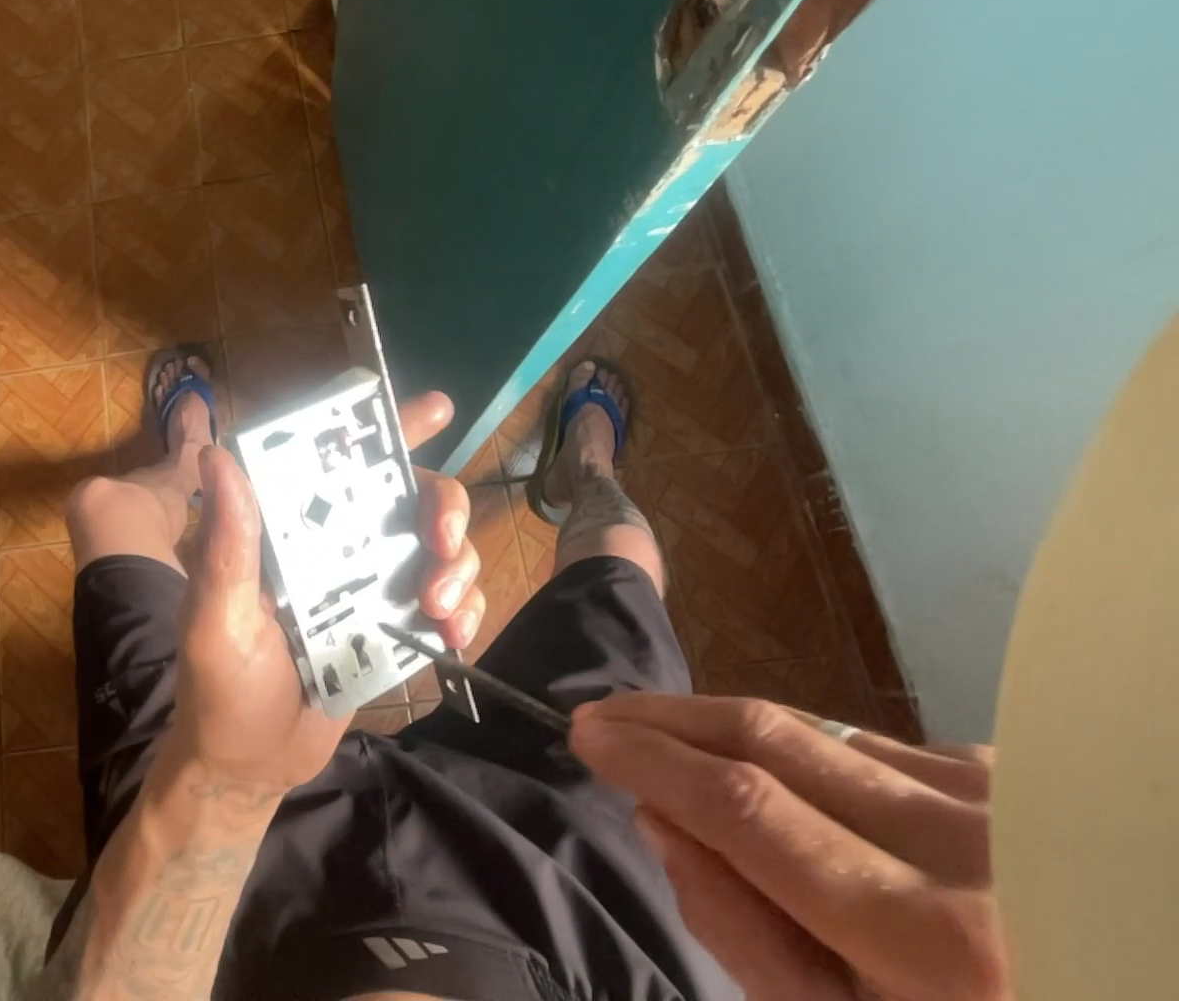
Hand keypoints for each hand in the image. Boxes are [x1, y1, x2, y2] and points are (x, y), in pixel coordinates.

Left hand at [171, 392, 484, 790]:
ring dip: (459, 566)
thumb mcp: (216, 617)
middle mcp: (334, 549)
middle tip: (442, 542)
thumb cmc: (221, 690)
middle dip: (442, 506)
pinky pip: (449, 603)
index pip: (337, 464)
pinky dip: (465, 610)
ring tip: (440, 609)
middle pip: (408, 498)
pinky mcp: (393, 630)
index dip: (385, 430)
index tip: (437, 410)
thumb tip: (219, 453)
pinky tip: (452, 636)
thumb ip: (227, 545)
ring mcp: (369, 590)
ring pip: (439, 548)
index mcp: (290, 533)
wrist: (252, 764)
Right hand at [570, 693, 1007, 999]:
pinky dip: (806, 753)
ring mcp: (1003, 798)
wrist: (1098, 995)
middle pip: (772, 738)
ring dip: (722, 725)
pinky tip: (786, 777)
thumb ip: (739, 928)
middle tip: (601, 712)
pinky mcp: (1015, 777)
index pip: (742, 806)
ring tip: (664, 732)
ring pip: (816, 732)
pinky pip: (870, 745)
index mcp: (931, 941)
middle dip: (666, 717)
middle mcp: (972, 847)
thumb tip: (658, 816)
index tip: (587, 733)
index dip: (650, 758)